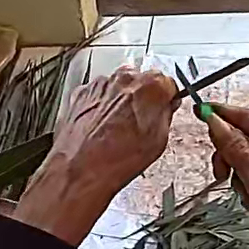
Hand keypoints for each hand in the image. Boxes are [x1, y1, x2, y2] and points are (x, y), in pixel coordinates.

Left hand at [14, 65, 178, 243]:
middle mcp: (124, 79)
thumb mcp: (158, 141)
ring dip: (120, 102)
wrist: (81, 168)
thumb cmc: (116, 158)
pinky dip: (102, 107)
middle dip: (143, 98)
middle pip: (141, 81)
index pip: (167, 83)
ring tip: (120, 130)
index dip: (167, 97)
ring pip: (118, 87)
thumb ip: (165, 116)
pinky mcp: (82, 93)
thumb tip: (165, 109)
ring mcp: (100, 84)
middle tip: (142, 122)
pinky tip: (103, 129)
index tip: (165, 107)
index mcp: (150, 86)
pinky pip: (98, 95)